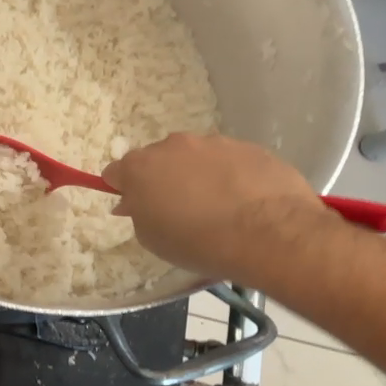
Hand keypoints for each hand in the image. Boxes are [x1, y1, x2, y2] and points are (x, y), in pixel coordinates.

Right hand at [103, 133, 334, 280]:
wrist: (270, 235)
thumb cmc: (198, 241)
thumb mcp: (151, 238)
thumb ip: (138, 213)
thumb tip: (136, 202)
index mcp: (139, 167)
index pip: (116, 172)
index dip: (124, 190)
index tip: (136, 208)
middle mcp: (172, 146)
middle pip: (157, 159)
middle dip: (162, 179)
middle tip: (178, 208)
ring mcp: (214, 143)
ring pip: (196, 157)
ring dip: (198, 175)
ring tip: (219, 207)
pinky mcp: (251, 148)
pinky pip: (231, 161)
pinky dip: (232, 176)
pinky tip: (245, 202)